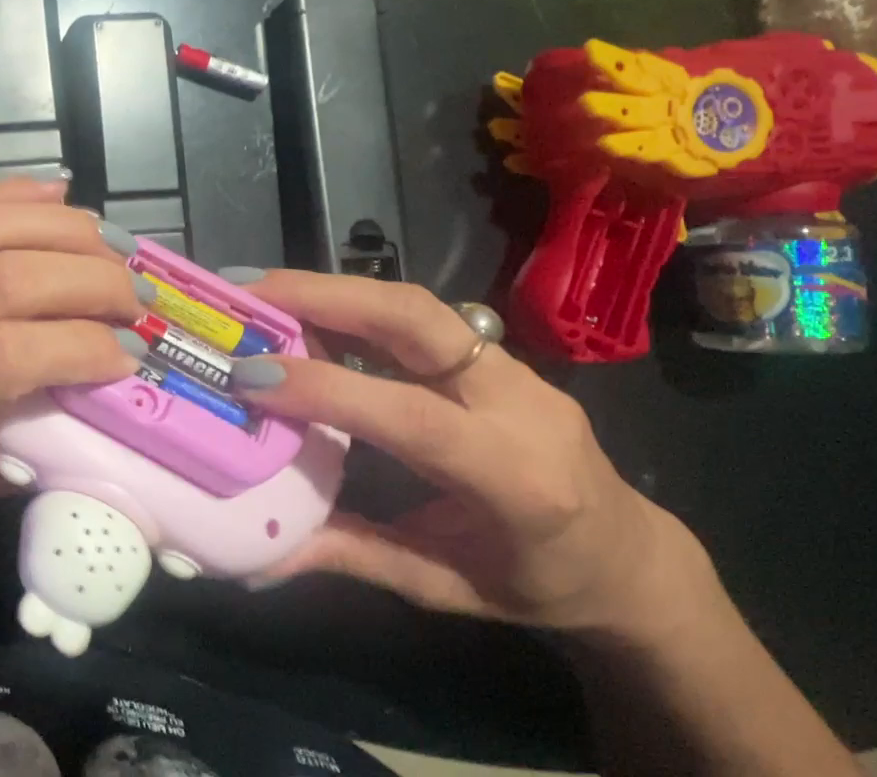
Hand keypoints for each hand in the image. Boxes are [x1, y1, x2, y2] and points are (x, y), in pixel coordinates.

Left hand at [0, 178, 146, 536]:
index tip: (126, 357)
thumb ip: (14, 462)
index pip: (5, 355)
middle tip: (135, 303)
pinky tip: (58, 197)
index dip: (78, 345)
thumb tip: (92, 413)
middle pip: (1, 280)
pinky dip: (11, 197)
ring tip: (114, 249)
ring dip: (58, 229)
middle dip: (86, 281)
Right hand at [221, 268, 710, 635]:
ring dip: (332, 289)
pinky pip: (418, 318)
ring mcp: (515, 370)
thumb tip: (257, 559)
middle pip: (420, 320)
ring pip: (416, 305)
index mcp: (515, 479)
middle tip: (246, 292)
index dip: (329, 389)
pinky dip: (353, 305)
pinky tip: (304, 310)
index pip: (413, 417)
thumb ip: (351, 556)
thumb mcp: (442, 587)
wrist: (631, 558)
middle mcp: (521, 406)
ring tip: (259, 290)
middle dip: (325, 296)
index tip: (251, 376)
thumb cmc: (538, 584)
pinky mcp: (497, 356)